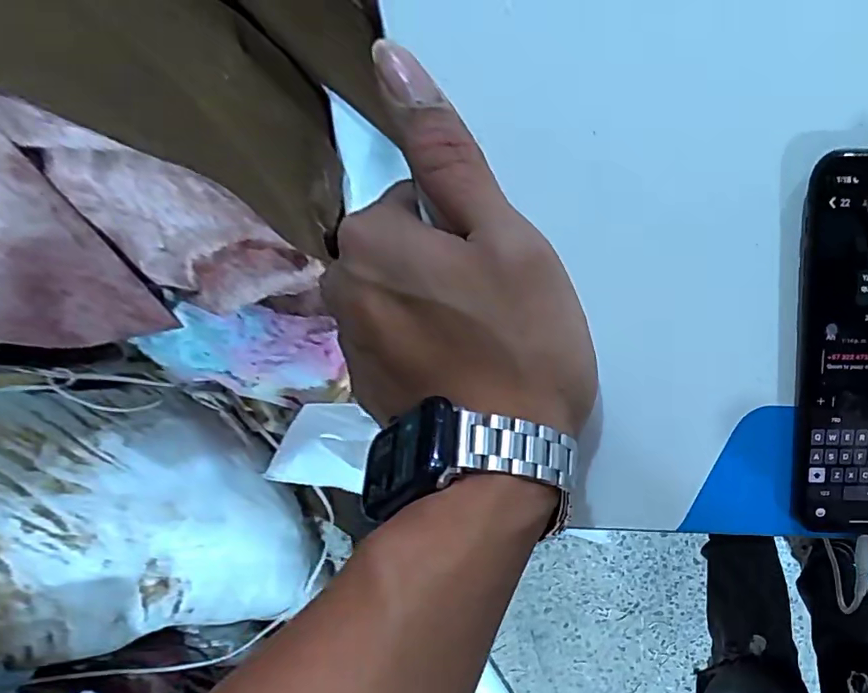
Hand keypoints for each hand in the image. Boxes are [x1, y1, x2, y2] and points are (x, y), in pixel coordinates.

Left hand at [322, 41, 597, 433]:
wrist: (506, 457)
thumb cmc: (523, 347)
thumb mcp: (511, 245)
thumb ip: (454, 162)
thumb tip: (392, 61)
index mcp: (372, 238)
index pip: (417, 203)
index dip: (471, 236)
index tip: (506, 279)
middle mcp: (344, 285)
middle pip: (406, 256)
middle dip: (450, 276)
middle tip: (505, 321)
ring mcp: (353, 345)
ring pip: (405, 305)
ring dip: (443, 318)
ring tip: (492, 358)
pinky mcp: (370, 391)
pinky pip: (404, 350)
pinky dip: (434, 358)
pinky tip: (471, 385)